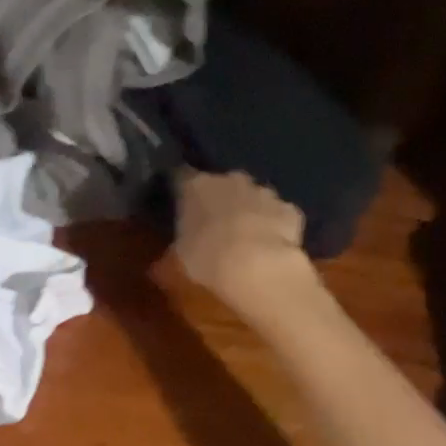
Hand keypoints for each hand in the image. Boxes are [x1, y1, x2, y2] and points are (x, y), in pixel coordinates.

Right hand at [169, 169, 310, 308]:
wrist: (258, 268)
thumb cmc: (207, 260)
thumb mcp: (175, 264)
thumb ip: (167, 256)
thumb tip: (156, 265)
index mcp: (196, 186)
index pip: (180, 177)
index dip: (178, 189)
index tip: (176, 202)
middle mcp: (230, 179)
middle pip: (220, 184)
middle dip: (217, 200)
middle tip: (212, 225)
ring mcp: (264, 192)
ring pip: (252, 197)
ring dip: (247, 211)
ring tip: (243, 237)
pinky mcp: (289, 209)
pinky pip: (277, 215)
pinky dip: (273, 225)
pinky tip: (270, 245)